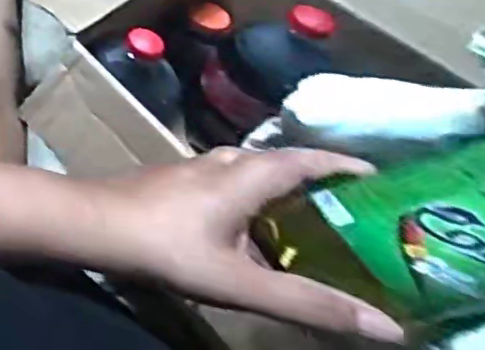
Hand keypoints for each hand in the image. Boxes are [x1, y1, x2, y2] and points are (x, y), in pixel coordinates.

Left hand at [96, 147, 407, 343]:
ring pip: (237, 167)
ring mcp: (183, 171)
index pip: (291, 161)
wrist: (93, 222)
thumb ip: (311, 303)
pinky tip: (249, 224)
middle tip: (349, 199)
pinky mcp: (166, 182)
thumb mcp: (243, 282)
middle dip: (307, 171)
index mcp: (233, 180)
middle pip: (264, 159)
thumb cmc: (166, 248)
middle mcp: (209, 166)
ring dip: (272, 181)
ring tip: (306, 212)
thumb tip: (390, 326)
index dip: (333, 162)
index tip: (375, 171)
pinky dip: (245, 192)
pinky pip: (217, 179)